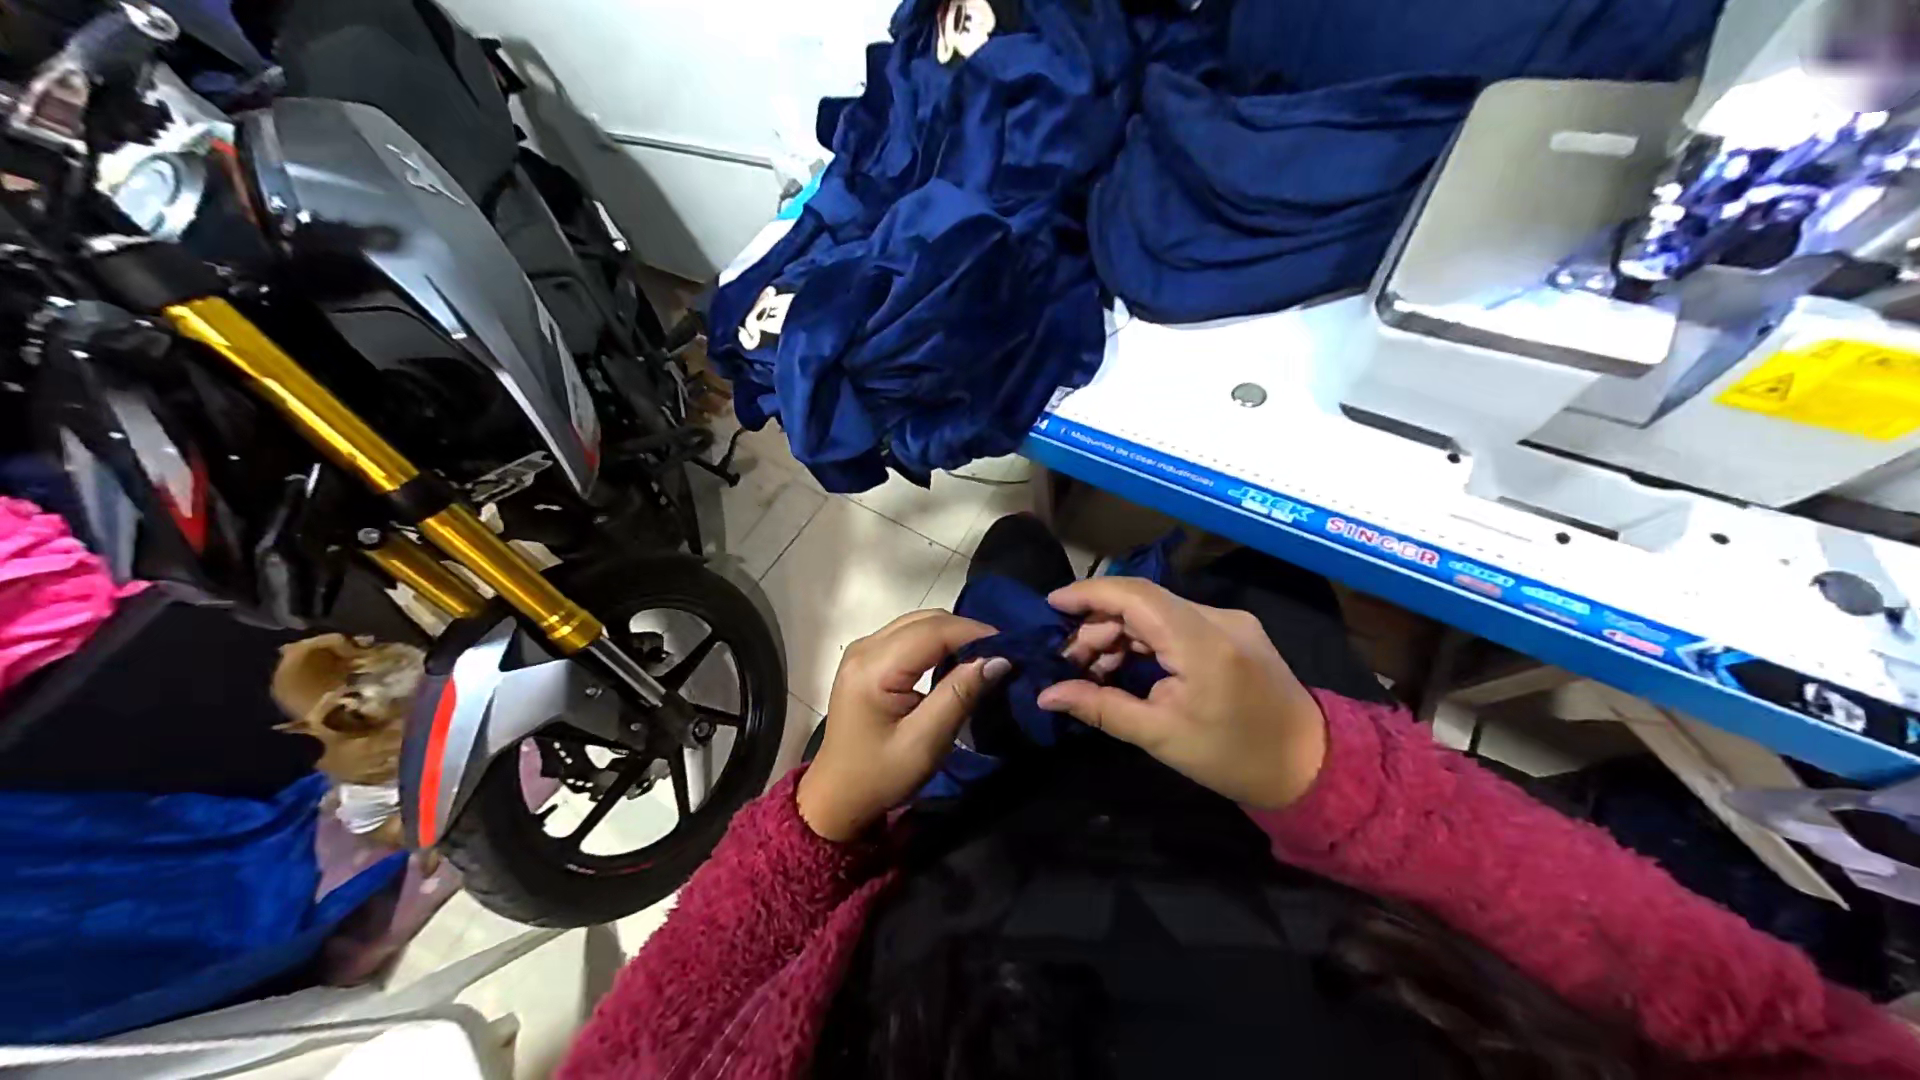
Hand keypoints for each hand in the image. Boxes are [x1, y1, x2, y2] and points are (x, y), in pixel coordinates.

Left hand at [797, 611, 1009, 840]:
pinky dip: (938, 642)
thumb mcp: (924, 743)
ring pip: (919, 623)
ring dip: (954, 635)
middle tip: (1001, 656)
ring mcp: (863, 649)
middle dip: (967, 632)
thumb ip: (959, 696)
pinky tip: (956, 662)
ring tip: (984, 659)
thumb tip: (997, 660)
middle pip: (926, 620)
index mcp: (873, 667)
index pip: (933, 630)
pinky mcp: (867, 658)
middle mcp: (865, 647)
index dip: (975, 633)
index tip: (1011, 650)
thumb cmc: (880, 775)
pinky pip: (910, 635)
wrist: (837, 796)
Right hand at [1038, 578, 1326, 808]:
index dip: (1088, 594)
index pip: (1135, 595)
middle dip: (1097, 625)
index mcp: (1202, 642)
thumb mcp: (1161, 736)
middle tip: (1069, 661)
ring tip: (1093, 670)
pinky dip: (1144, 639)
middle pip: (1141, 603)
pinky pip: (1175, 623)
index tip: (1051, 605)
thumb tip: (1047, 694)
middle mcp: (1217, 618)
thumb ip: (1100, 707)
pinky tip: (1125, 665)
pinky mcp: (1233, 630)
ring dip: (1119, 634)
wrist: (1311, 765)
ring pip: (1156, 612)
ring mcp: (1228, 621)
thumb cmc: (1234, 757)